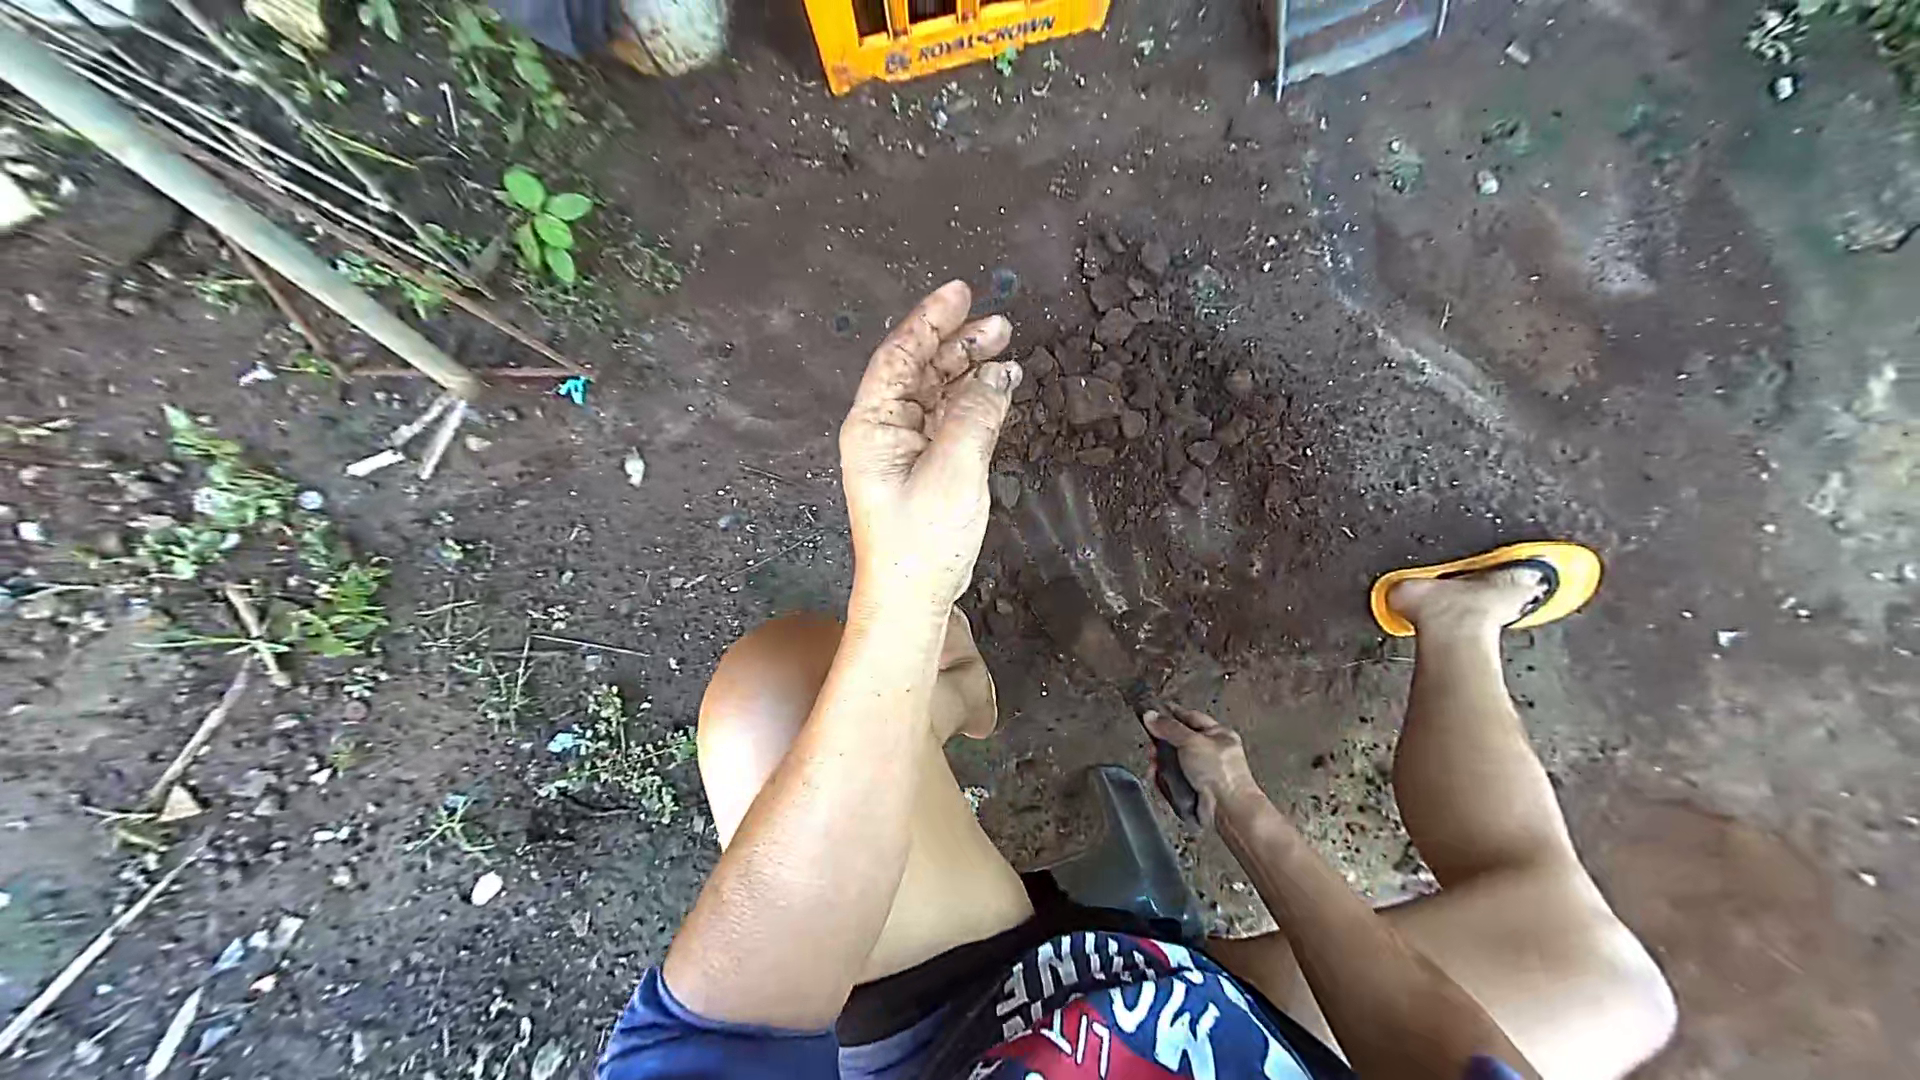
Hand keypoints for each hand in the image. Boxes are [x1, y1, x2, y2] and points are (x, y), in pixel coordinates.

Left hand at [840, 281, 1020, 614]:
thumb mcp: (954, 470)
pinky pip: (950, 420)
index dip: (931, 320)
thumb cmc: (921, 540)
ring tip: (1004, 349)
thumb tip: (1000, 372)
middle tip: (999, 323)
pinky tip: (997, 389)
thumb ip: (977, 414)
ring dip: (969, 371)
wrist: (913, 594)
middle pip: (920, 369)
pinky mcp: (926, 466)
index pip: (900, 355)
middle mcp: (884, 430)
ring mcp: (905, 448)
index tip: (961, 292)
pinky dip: (974, 403)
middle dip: (957, 343)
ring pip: (938, 393)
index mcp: (873, 424)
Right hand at [1143, 705, 1263, 828]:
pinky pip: (1172, 779)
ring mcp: (1201, 772)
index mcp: (1218, 735)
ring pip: (1173, 760)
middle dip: (1162, 742)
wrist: (1227, 810)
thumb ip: (1169, 727)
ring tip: (1152, 763)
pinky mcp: (1193, 789)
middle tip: (1151, 743)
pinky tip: (1155, 776)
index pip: (1190, 717)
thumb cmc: (1221, 774)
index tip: (1154, 710)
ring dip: (1159, 761)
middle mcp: (1210, 753)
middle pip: (1178, 740)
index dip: (1172, 713)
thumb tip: (1150, 716)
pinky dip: (1162, 778)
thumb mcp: (1192, 741)